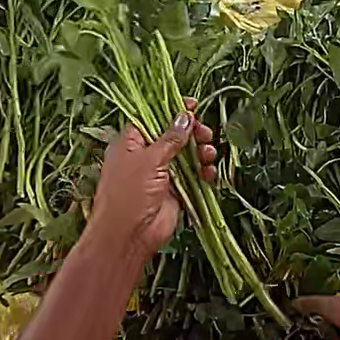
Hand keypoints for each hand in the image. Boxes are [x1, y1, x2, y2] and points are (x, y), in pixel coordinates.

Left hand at [87, 98, 217, 259]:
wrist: (129, 235)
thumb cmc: (129, 194)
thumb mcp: (149, 159)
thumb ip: (170, 138)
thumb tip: (185, 116)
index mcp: (132, 143)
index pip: (153, 117)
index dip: (172, 110)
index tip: (193, 105)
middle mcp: (147, 155)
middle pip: (175, 135)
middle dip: (193, 132)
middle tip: (205, 133)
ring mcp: (163, 173)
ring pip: (188, 154)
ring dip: (201, 152)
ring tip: (208, 155)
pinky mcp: (177, 190)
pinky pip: (195, 175)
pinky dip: (204, 172)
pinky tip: (210, 173)